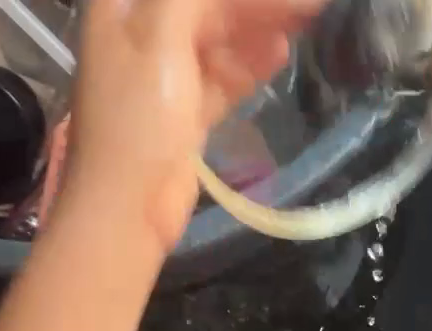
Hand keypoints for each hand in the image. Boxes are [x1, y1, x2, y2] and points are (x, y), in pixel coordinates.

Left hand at [59, 0, 320, 249]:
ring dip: (260, 25)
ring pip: (219, 38)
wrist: (127, 209)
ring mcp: (163, 77)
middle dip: (255, 1)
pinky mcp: (184, 114)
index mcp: (123, 5)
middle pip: (206, 4)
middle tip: (309, 2)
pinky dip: (250, 64)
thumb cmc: (136, 119)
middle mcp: (141, 34)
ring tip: (307, 17)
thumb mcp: (159, 35)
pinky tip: (281, 55)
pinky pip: (222, 77)